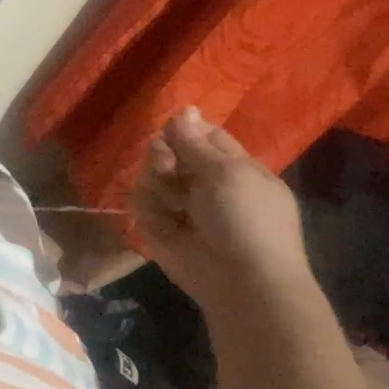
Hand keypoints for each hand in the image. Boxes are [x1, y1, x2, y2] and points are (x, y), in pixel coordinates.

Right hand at [132, 106, 315, 318]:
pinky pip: (142, 205)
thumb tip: (184, 108)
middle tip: (164, 164)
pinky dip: (149, 210)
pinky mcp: (160, 228)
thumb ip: (196, 142)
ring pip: (152, 177)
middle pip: (172, 154)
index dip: (187, 131)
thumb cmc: (246, 219)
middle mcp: (207, 184)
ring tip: (170, 201)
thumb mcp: (226, 172)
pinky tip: (162, 221)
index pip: (206, 137)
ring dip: (156, 183)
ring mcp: (182, 207)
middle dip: (164, 157)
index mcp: (236, 169)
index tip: (170, 131)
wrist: (240, 280)